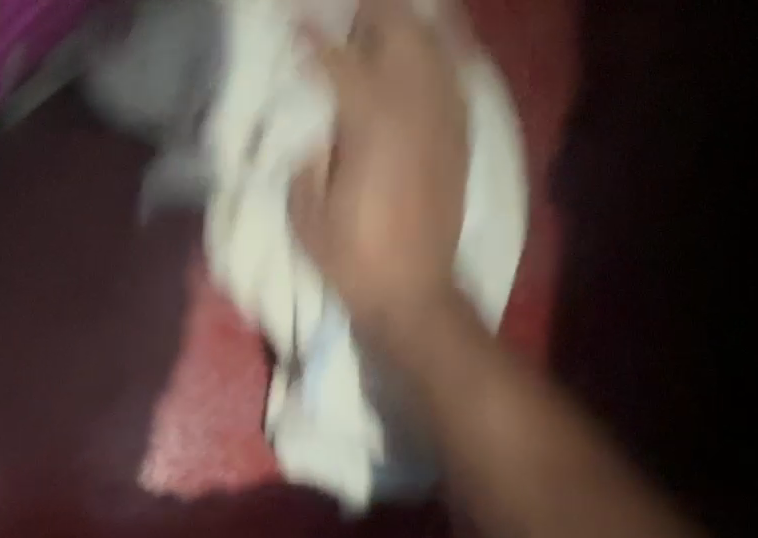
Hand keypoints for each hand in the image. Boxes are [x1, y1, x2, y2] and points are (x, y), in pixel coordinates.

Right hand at [290, 0, 471, 338]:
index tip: (296, 23)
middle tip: (344, 16)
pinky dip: (437, 50)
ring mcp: (445, 116)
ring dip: (406, 25)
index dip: (314, 40)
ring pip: (433, 42)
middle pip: (399, 31)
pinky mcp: (461, 132)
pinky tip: (422, 49)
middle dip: (370, 14)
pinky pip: (455, 71)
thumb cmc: (350, 259)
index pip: (340, 62)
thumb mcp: (306, 216)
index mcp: (371, 125)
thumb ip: (308, 162)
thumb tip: (318, 133)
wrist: (412, 290)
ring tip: (381, 24)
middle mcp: (416, 105)